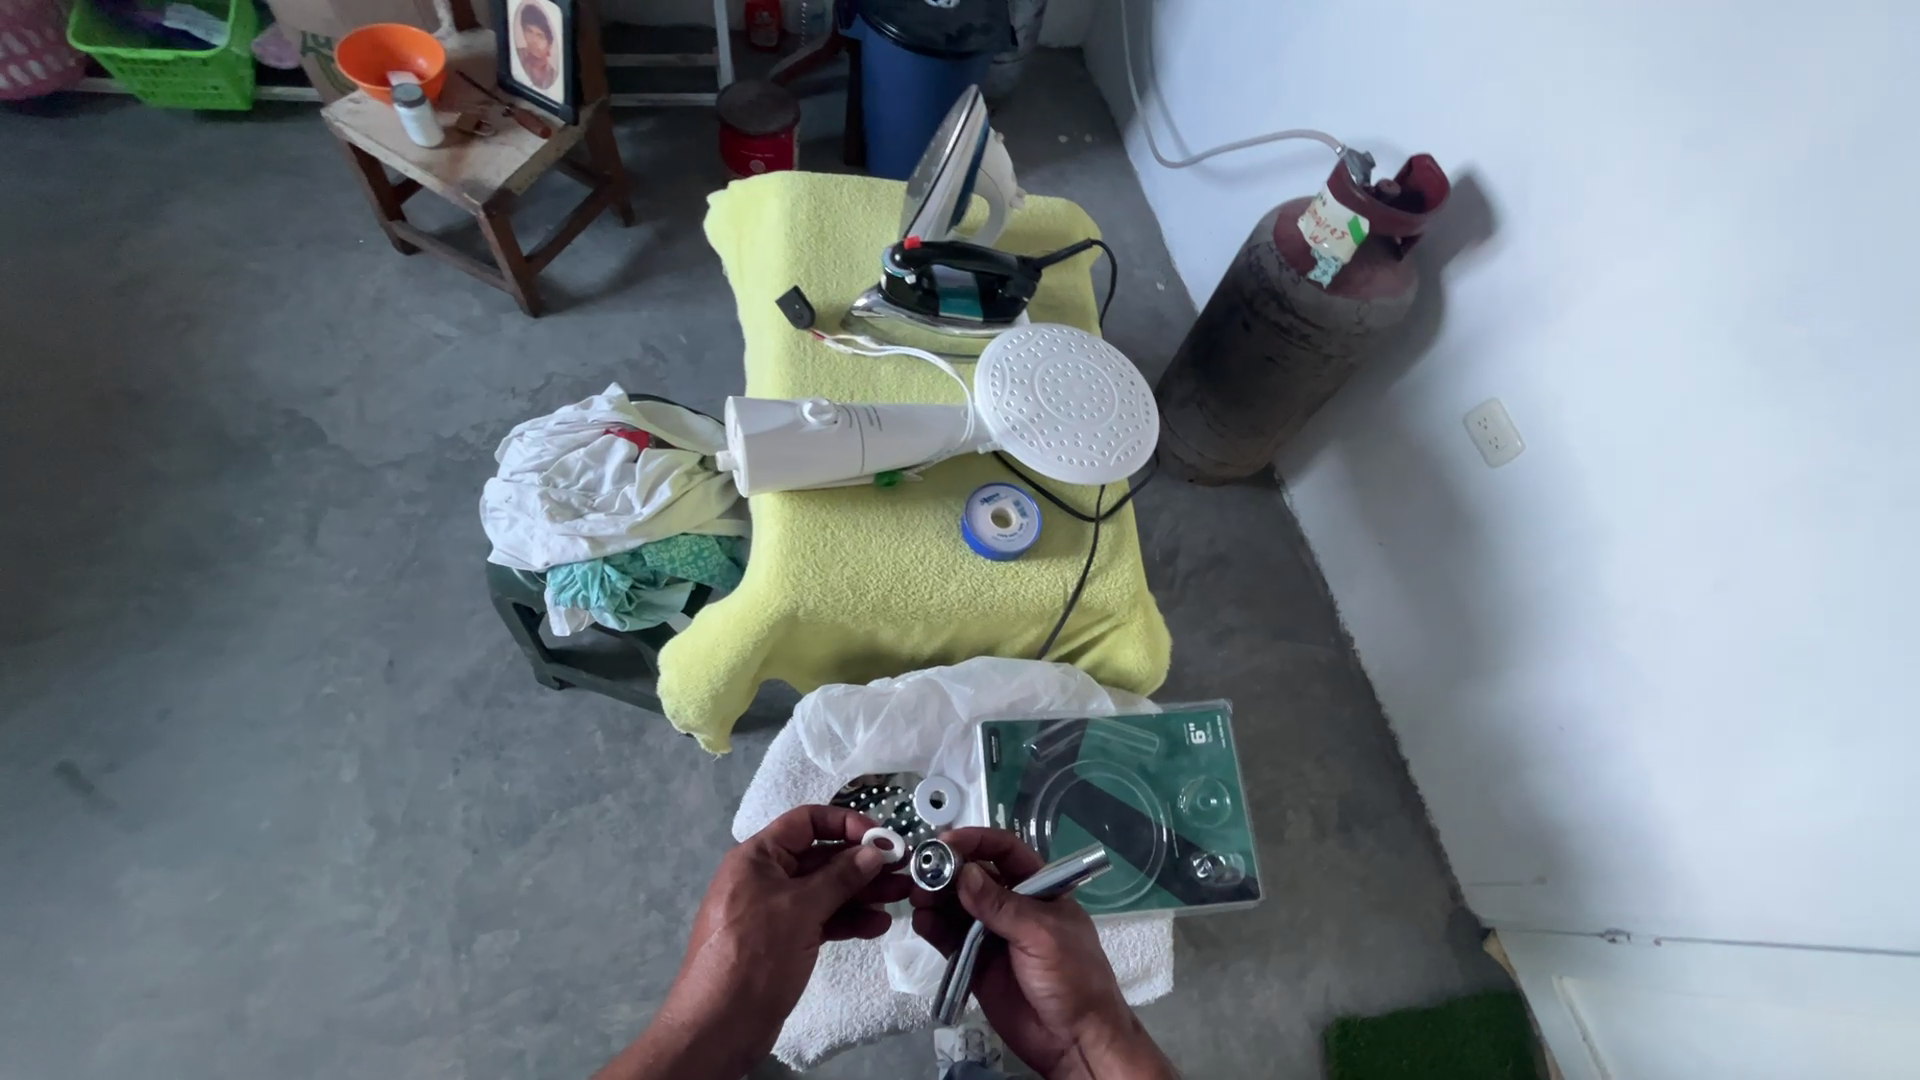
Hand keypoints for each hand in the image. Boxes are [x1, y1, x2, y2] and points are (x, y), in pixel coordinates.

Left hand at [596, 806, 910, 1079]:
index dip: (844, 823)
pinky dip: (848, 919)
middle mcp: (767, 876)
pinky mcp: (785, 940)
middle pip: (821, 856)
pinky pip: (822, 918)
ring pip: (826, 889)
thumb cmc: (754, 955)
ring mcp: (776, 910)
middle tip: (902, 867)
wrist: (716, 1031)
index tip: (878, 836)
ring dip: (863, 892)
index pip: (806, 821)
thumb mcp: (800, 909)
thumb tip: (874, 852)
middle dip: (862, 862)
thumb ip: (840, 877)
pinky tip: (878, 925)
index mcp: (759, 857)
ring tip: (901, 896)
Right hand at [910, 829, 1174, 1079]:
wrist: (1076, 1042)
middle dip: (948, 870)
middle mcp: (1012, 903)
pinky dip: (933, 926)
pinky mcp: (975, 961)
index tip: (947, 840)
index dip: (977, 841)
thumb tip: (964, 873)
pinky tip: (921, 921)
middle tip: (922, 871)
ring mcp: (992, 933)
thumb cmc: (1074, 977)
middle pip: (974, 876)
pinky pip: (949, 938)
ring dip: (936, 897)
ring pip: (957, 905)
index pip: (1004, 850)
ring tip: (917, 896)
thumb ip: (1001, 905)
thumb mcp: (1041, 934)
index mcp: (1037, 886)